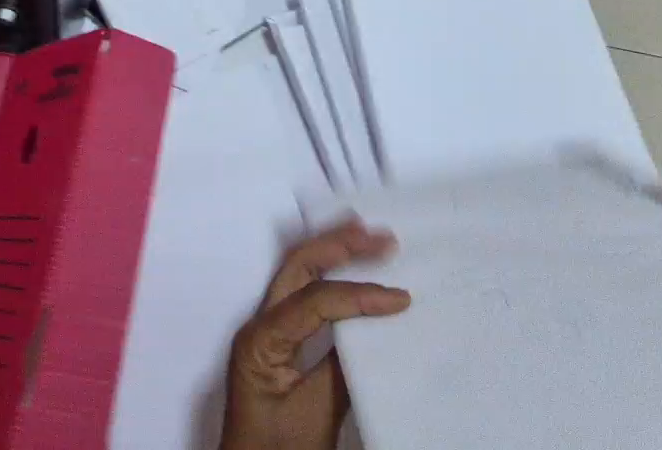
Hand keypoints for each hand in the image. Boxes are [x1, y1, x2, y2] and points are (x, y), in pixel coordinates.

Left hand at [220, 220, 411, 449]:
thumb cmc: (280, 449)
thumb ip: (342, 368)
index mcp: (262, 339)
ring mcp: (267, 328)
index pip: (314, 298)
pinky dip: (329, 273)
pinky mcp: (279, 339)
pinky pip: (304, 292)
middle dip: (340, 244)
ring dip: (333, 249)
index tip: (401, 299)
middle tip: (381, 237)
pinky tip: (352, 266)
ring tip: (367, 234)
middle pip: (298, 264)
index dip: (360, 294)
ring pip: (298, 271)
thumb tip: (376, 328)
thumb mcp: (315, 413)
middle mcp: (260, 322)